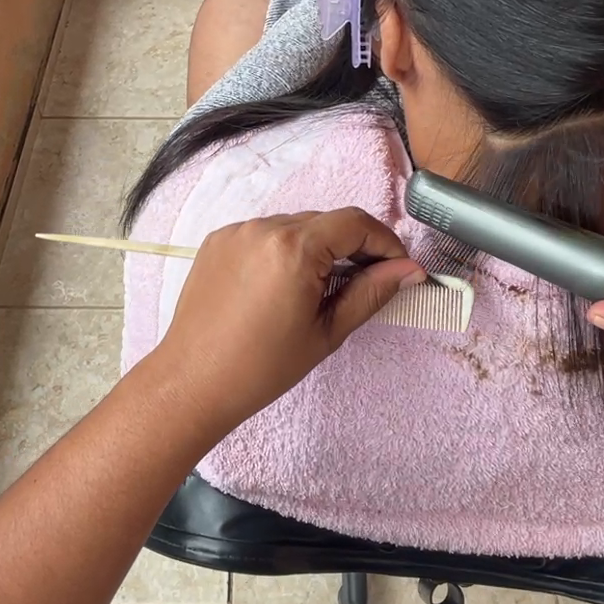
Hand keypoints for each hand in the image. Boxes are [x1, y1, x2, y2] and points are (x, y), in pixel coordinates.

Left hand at [145, 209, 425, 433]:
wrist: (193, 381)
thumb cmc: (262, 367)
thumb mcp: (327, 332)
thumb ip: (371, 292)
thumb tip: (410, 270)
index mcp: (294, 248)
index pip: (355, 222)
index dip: (384, 242)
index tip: (397, 268)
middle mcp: (264, 227)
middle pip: (326, 221)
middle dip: (352, 246)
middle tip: (364, 284)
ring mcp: (237, 231)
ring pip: (295, 225)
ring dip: (317, 248)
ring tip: (318, 290)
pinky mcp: (218, 239)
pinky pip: (265, 233)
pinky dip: (283, 250)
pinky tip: (281, 286)